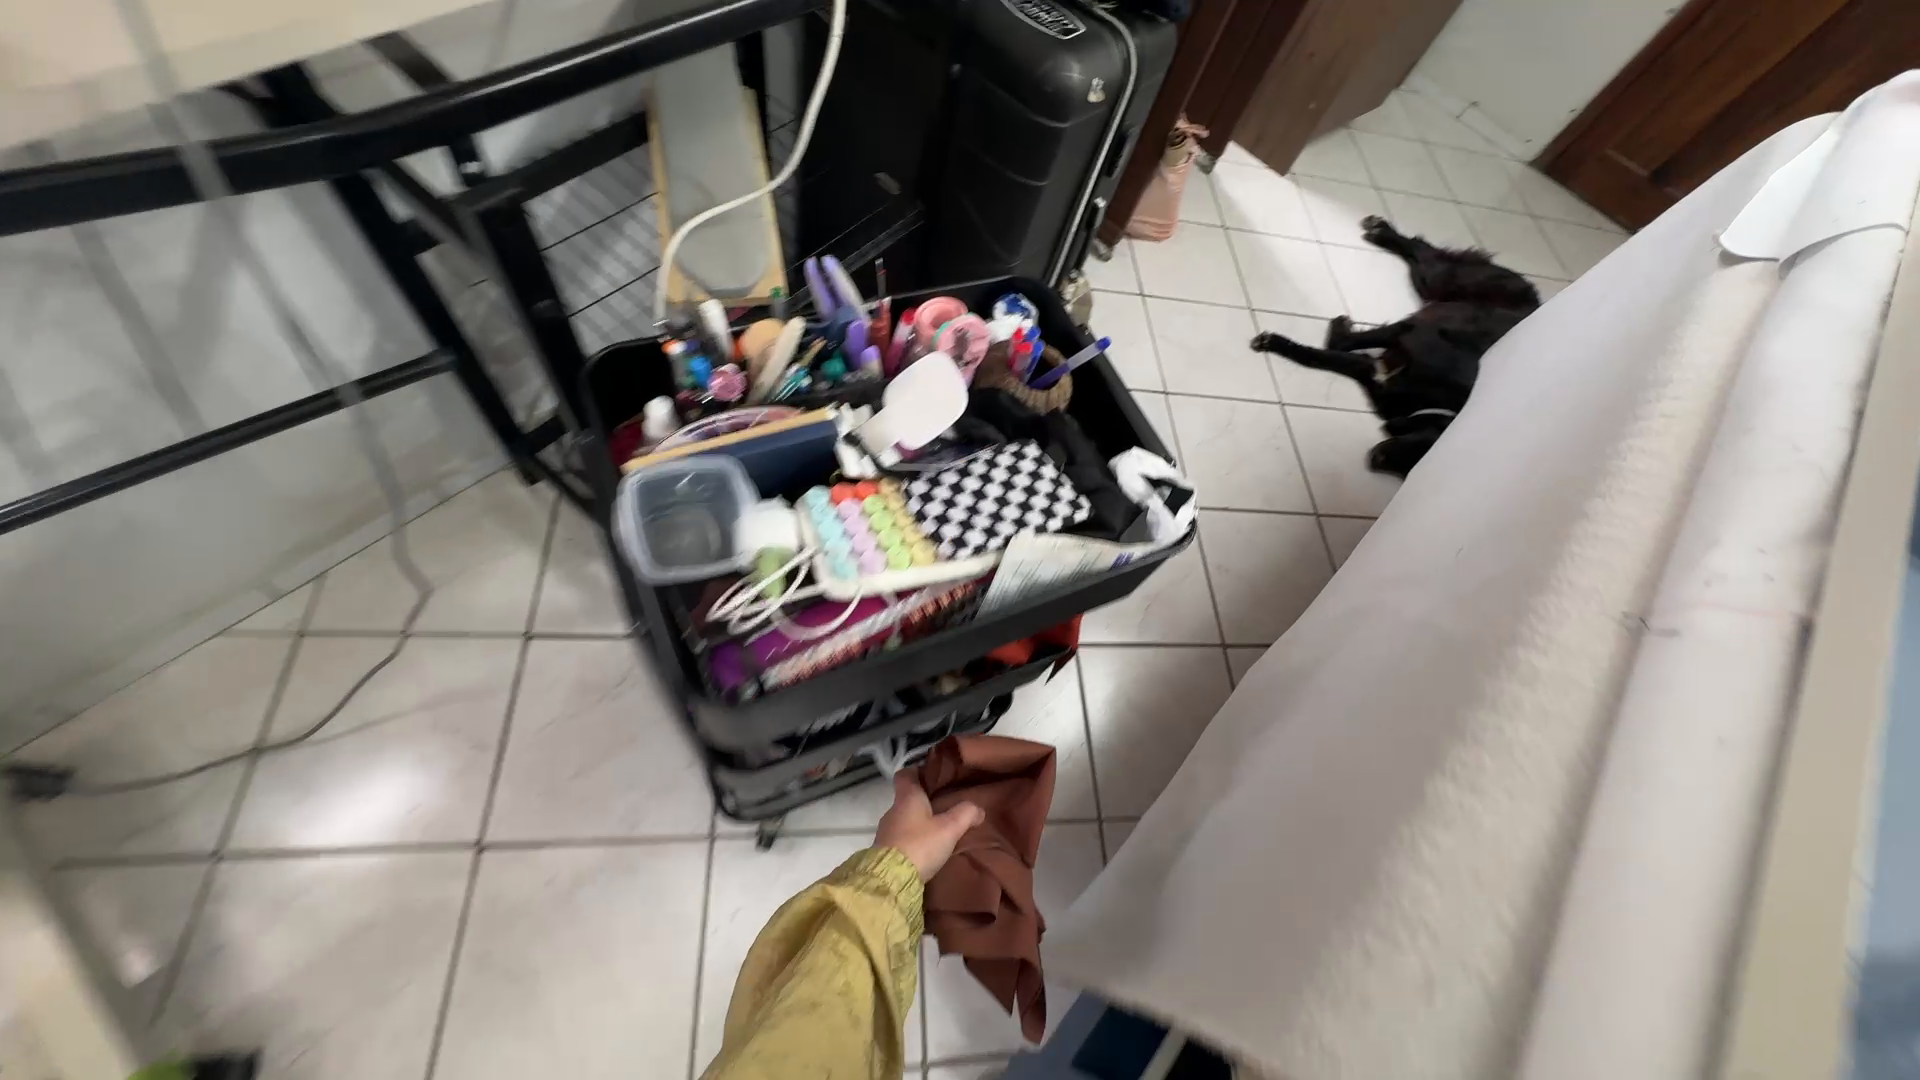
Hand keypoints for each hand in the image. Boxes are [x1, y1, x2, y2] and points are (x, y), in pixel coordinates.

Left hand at [875, 768, 984, 881]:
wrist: (891, 880)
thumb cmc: (920, 845)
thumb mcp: (949, 828)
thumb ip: (965, 814)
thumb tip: (978, 809)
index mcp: (906, 798)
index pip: (905, 775)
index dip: (917, 772)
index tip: (932, 776)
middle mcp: (893, 811)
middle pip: (907, 798)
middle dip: (924, 801)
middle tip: (945, 806)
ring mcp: (886, 832)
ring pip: (904, 820)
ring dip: (918, 823)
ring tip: (938, 831)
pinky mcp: (884, 852)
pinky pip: (900, 839)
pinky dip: (912, 840)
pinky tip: (926, 850)